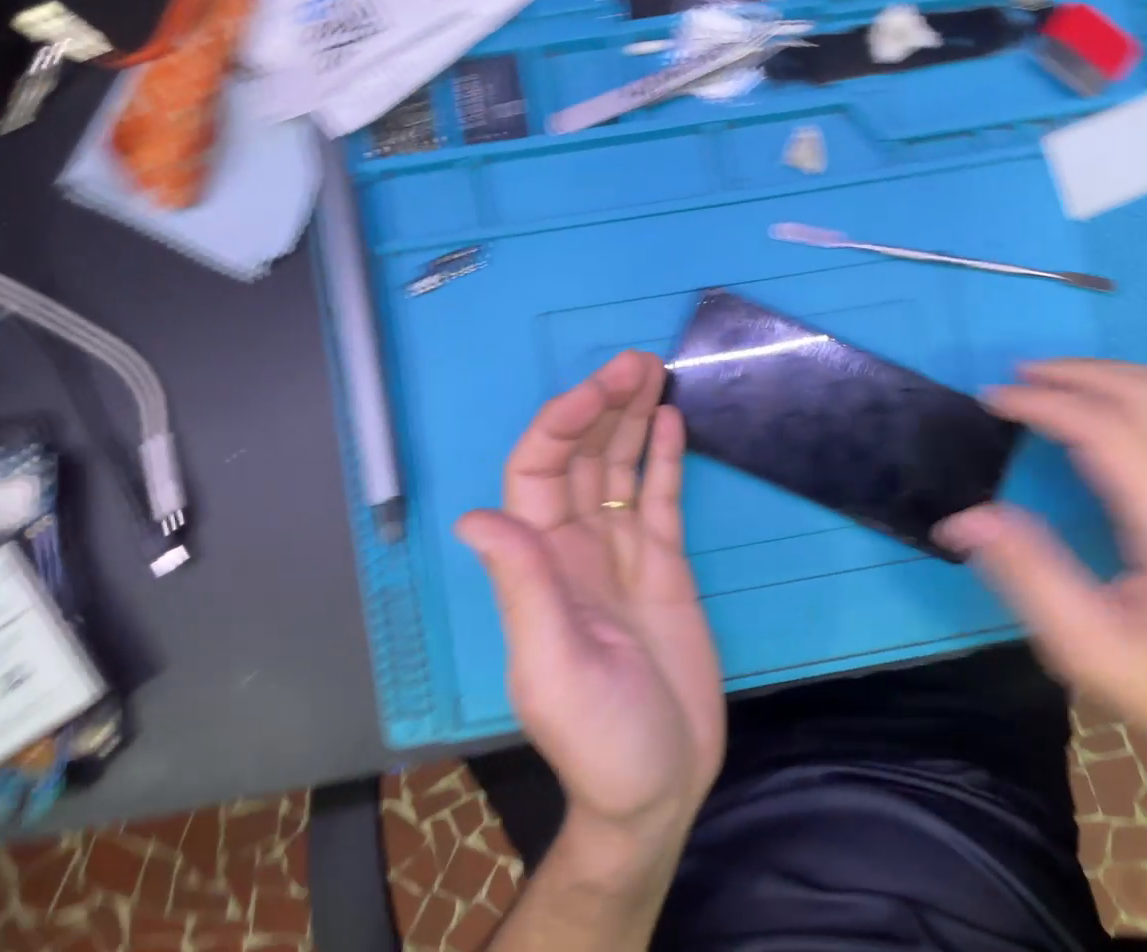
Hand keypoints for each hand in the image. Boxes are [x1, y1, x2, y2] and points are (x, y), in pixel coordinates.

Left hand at [457, 351, 723, 847]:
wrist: (660, 784)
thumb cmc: (602, 737)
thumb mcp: (558, 665)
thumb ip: (526, 589)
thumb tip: (478, 516)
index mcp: (539, 567)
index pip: (538, 472)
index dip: (562, 424)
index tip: (600, 389)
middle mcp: (575, 549)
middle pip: (582, 459)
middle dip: (602, 406)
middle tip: (638, 361)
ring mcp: (623, 557)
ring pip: (621, 470)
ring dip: (632, 420)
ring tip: (653, 371)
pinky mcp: (666, 569)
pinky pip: (662, 502)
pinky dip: (664, 461)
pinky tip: (669, 422)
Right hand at [936, 361, 1146, 824]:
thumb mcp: (1088, 650)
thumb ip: (1027, 575)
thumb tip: (964, 519)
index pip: (1112, 433)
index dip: (1048, 405)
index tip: (997, 397)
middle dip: (1080, 376)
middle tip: (1022, 376)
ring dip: (1122, 375)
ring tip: (1064, 379)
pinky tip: (1128, 401)